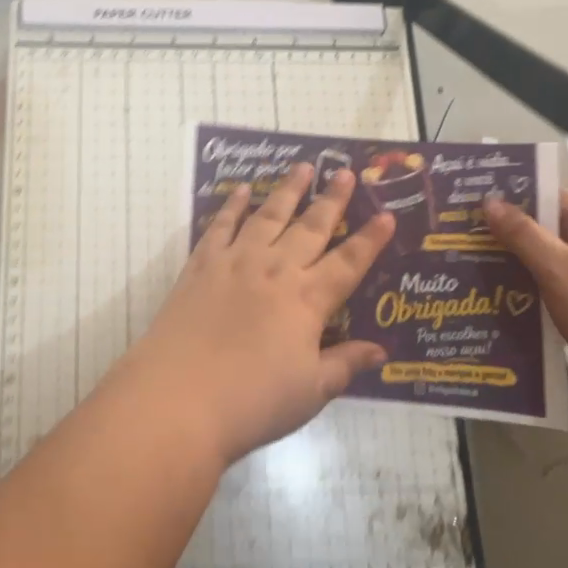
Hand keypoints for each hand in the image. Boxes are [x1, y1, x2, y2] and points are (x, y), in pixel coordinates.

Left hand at [112, 164, 395, 464]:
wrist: (179, 395)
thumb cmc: (252, 401)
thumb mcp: (311, 391)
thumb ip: (344, 365)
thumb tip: (379, 350)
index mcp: (307, 300)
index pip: (348, 263)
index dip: (370, 240)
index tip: (387, 216)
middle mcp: (275, 270)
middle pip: (310, 228)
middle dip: (332, 200)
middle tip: (347, 173)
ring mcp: (235, 262)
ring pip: (268, 216)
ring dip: (288, 191)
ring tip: (303, 167)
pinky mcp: (200, 265)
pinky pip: (221, 225)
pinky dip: (233, 205)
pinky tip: (242, 190)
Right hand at [485, 189, 567, 418]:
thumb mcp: (559, 271)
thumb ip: (523, 235)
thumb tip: (490, 201)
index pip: (559, 199)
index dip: (521, 197)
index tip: (481, 204)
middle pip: (559, 234)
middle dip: (517, 237)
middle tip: (472, 240)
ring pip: (562, 268)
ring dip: (528, 269)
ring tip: (485, 274)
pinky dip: (544, 296)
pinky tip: (518, 308)